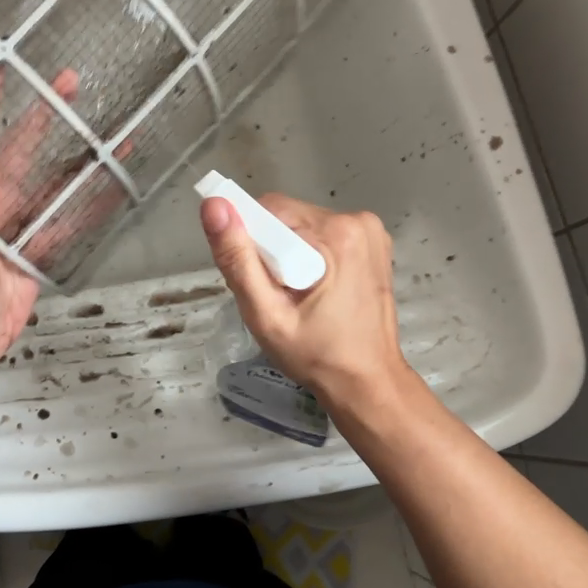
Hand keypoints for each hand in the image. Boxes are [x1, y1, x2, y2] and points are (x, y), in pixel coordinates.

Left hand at [0, 65, 119, 378]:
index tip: (0, 78)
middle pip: (23, 151)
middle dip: (44, 116)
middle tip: (67, 85)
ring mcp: (19, 226)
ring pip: (52, 181)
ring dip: (76, 155)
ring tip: (103, 130)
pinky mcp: (38, 249)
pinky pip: (69, 221)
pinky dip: (91, 204)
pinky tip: (110, 185)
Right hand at [200, 193, 420, 409]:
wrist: (367, 382)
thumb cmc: (315, 354)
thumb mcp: (265, 314)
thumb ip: (236, 259)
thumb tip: (214, 205)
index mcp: (335, 233)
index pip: (269, 210)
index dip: (252, 241)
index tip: (259, 279)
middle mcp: (357, 221)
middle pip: (287, 216)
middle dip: (271, 250)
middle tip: (275, 294)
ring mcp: (371, 230)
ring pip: (302, 224)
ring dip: (289, 253)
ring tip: (295, 296)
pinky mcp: (374, 242)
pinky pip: (322, 234)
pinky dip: (309, 255)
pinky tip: (315, 289)